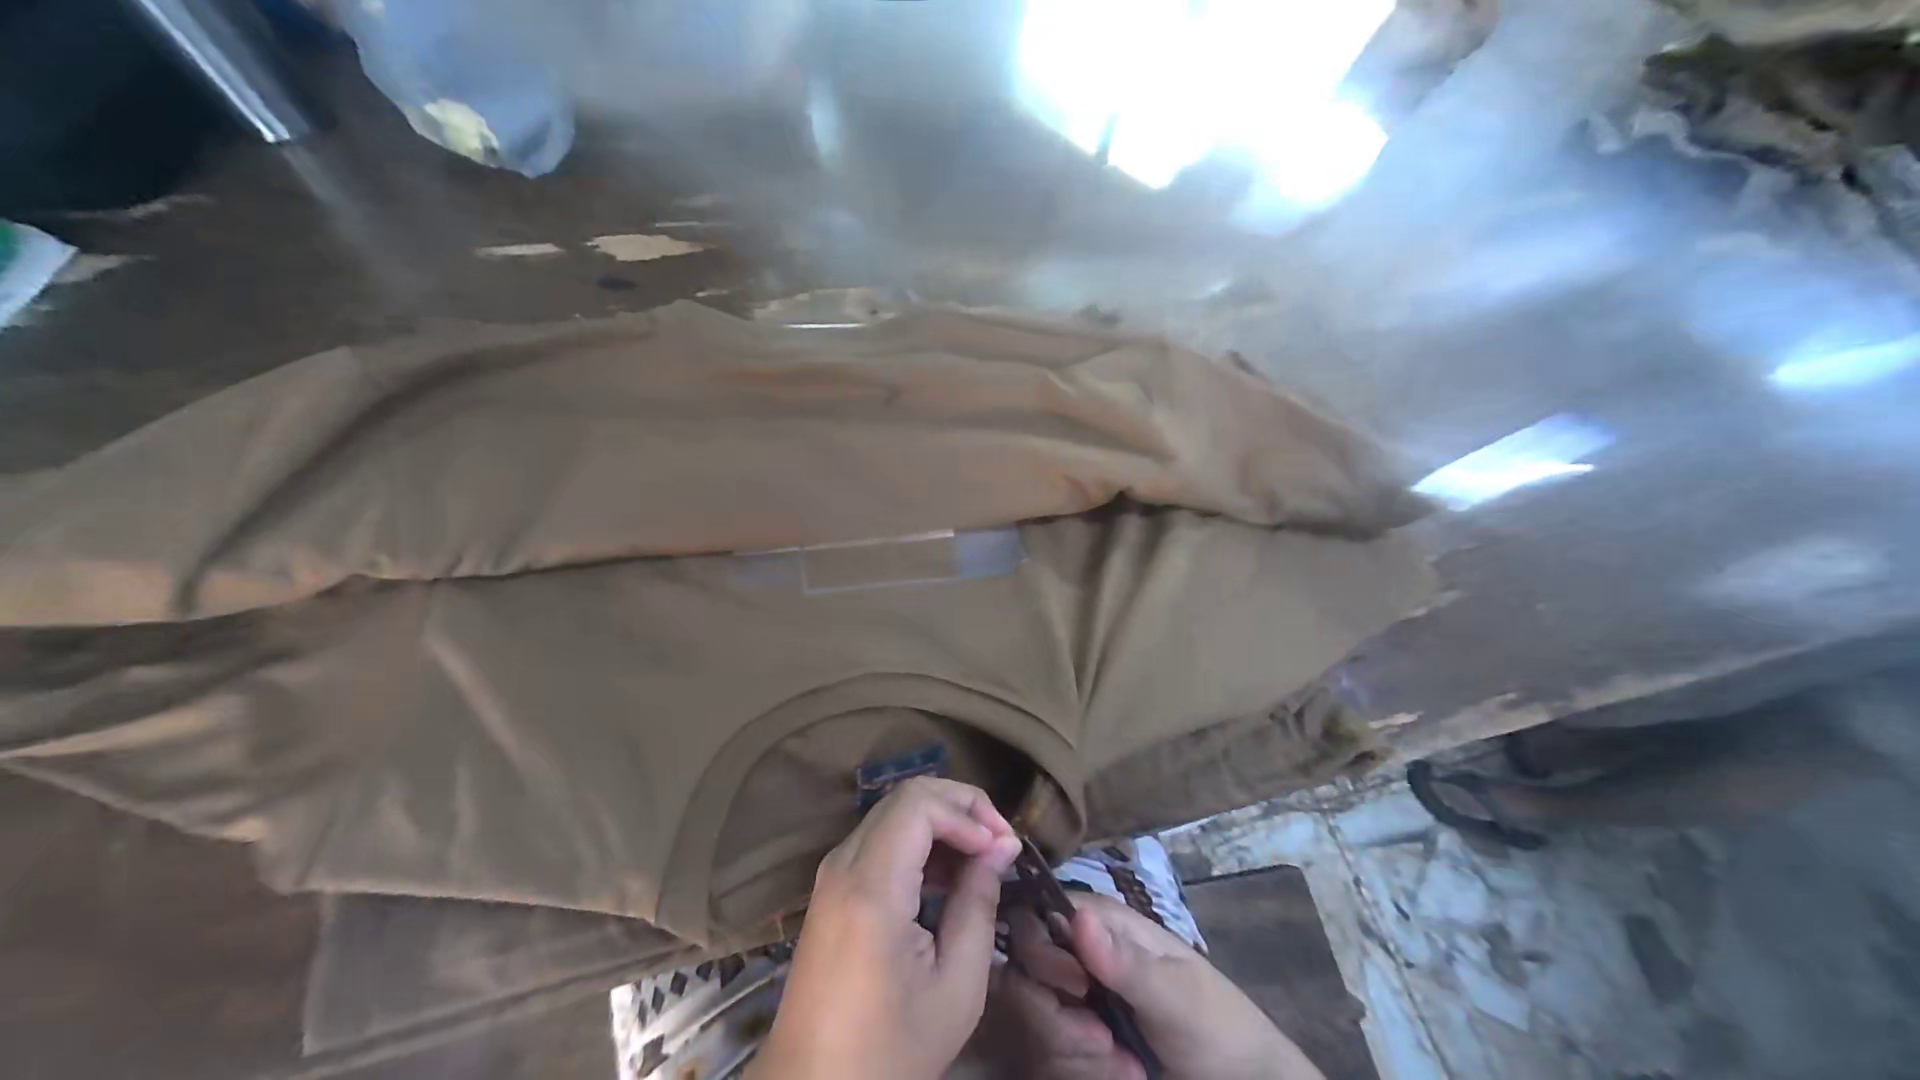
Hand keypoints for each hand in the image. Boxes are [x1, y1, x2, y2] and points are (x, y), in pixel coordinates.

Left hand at [749, 777, 1021, 1079]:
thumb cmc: (891, 1049)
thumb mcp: (956, 986)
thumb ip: (978, 904)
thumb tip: (1001, 847)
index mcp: (871, 887)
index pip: (919, 804)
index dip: (968, 812)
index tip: (1002, 848)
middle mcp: (843, 865)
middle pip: (905, 797)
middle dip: (960, 807)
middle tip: (999, 841)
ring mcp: (831, 874)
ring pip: (892, 812)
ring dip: (941, 821)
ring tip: (981, 857)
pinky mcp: (831, 888)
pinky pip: (879, 838)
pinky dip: (918, 840)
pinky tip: (947, 874)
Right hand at [992, 894, 1323, 1079]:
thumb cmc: (1219, 1028)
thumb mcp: (1179, 998)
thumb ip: (1127, 962)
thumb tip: (1076, 918)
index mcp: (1101, 925)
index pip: (1037, 917)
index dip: (1042, 952)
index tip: (1076, 990)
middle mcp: (1079, 955)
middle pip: (1025, 972)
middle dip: (1055, 1018)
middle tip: (1102, 1044)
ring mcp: (1075, 1000)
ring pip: (1034, 1019)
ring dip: (1074, 1054)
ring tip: (1126, 1070)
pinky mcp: (1075, 1042)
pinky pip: (1049, 1053)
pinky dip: (1079, 1069)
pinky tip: (1122, 1075)